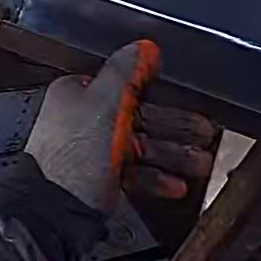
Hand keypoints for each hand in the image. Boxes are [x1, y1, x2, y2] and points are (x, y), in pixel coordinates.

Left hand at [25, 41, 216, 209]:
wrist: (56, 213)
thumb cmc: (71, 158)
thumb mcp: (103, 104)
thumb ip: (125, 74)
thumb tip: (142, 47)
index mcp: (76, 95)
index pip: (124, 87)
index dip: (159, 95)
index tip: (188, 102)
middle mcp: (82, 120)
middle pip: (137, 118)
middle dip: (175, 128)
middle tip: (204, 135)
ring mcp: (90, 152)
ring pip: (139, 146)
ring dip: (172, 154)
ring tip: (199, 163)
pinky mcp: (98, 179)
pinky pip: (132, 172)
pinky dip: (155, 177)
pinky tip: (175, 184)